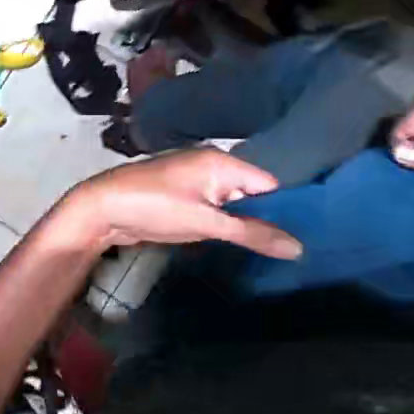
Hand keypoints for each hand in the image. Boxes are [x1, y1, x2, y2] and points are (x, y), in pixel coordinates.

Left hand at [55, 149, 303, 258]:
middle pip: (254, 193)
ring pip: (235, 204)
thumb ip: (251, 233)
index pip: (270, 183)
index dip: (290, 208)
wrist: (101, 208)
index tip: (312, 235)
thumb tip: (299, 247)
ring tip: (278, 251)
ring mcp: (196, 182)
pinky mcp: (184, 198)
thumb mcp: (205, 222)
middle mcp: (212, 166)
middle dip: (270, 218)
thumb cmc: (154, 207)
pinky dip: (228, 225)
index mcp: (222, 162)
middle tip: (297, 249)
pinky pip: (217, 210)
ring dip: (248, 224)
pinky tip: (244, 245)